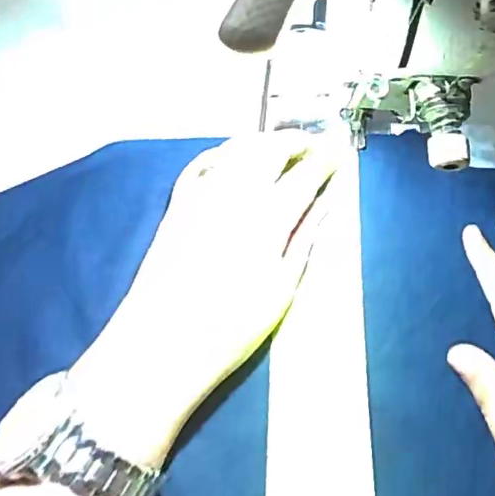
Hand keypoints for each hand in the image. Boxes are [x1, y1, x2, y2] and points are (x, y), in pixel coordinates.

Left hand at [69, 131, 339, 465]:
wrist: (153, 355)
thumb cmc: (228, 330)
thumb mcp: (281, 290)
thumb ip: (304, 238)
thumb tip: (325, 204)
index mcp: (267, 219)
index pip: (306, 173)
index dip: (328, 158)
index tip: (341, 151)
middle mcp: (235, 198)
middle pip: (271, 149)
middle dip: (299, 141)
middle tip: (316, 146)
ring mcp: (201, 199)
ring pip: (238, 149)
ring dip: (266, 141)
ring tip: (283, 147)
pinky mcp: (176, 208)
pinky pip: (202, 165)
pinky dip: (224, 152)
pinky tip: (235, 157)